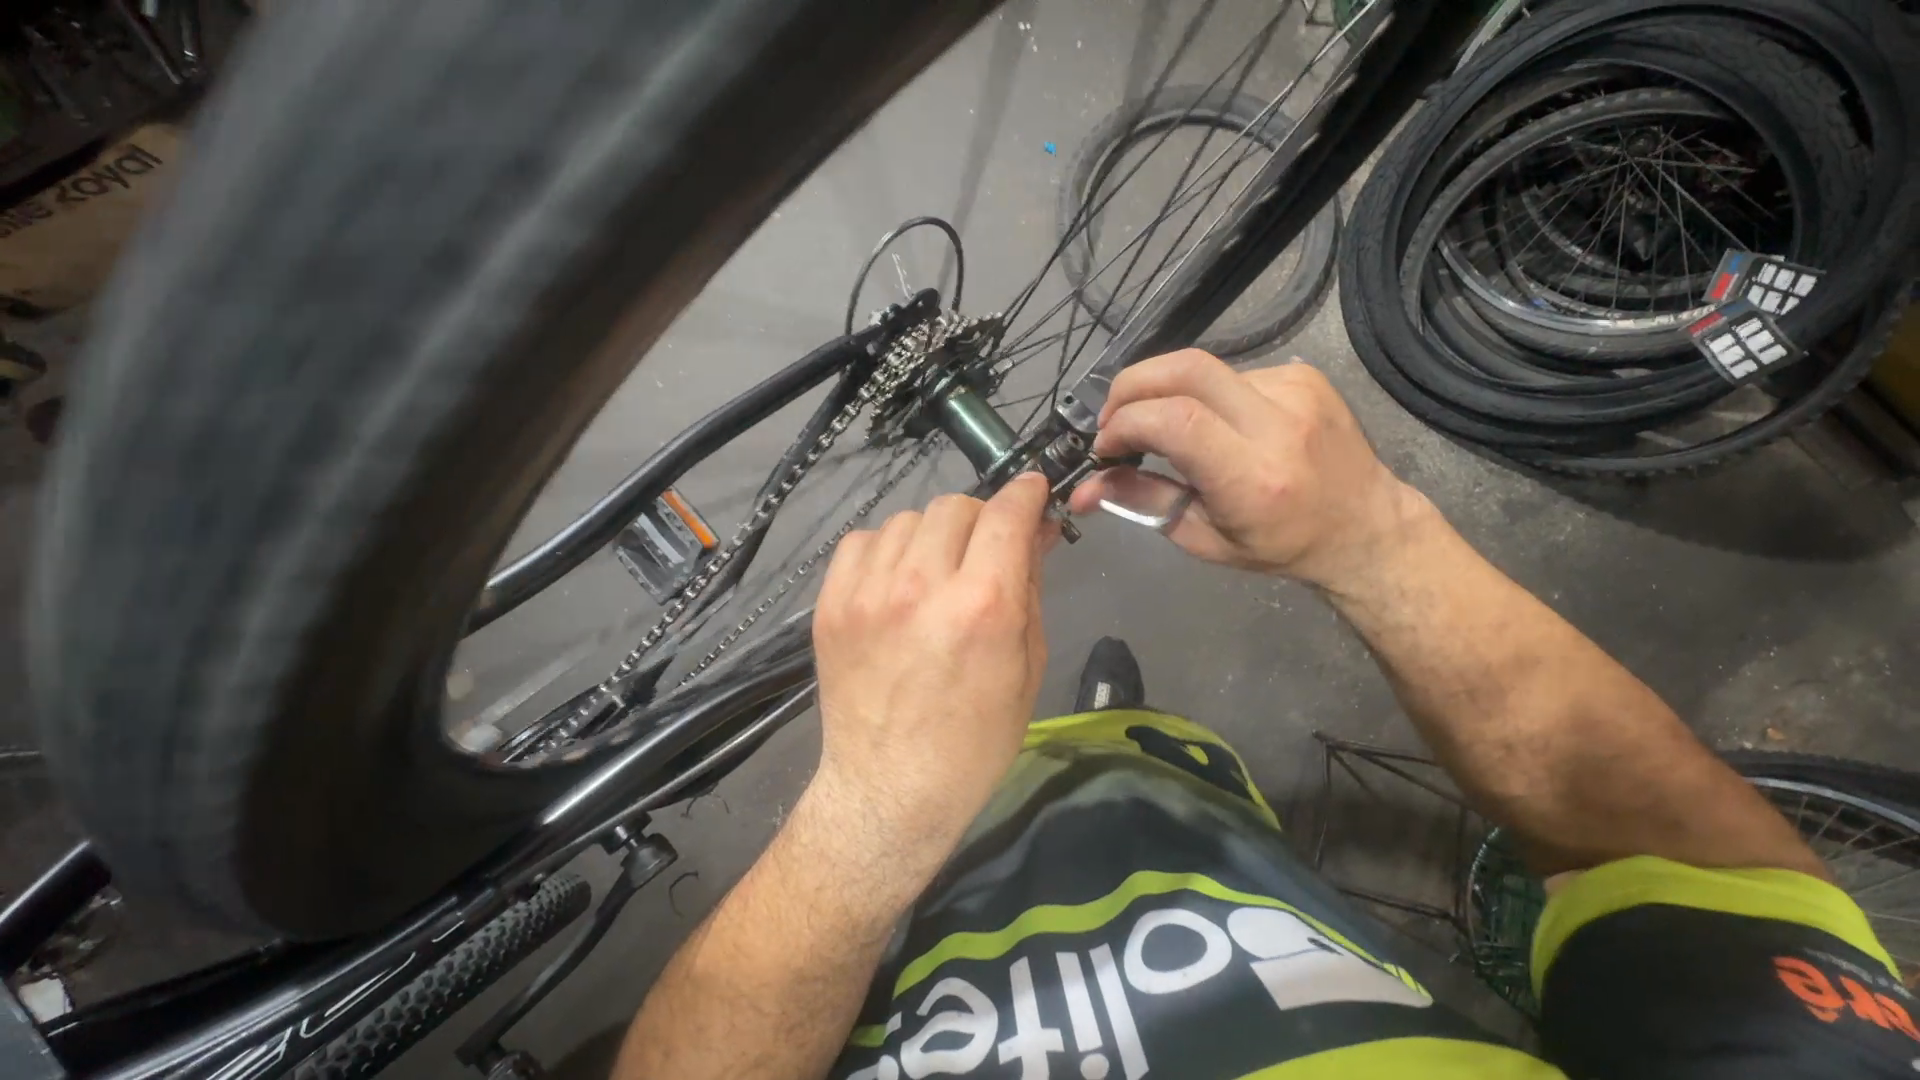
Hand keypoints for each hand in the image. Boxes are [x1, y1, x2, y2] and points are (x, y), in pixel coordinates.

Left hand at [808, 473, 1053, 855]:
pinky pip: (862, 542)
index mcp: (983, 605)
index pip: (1006, 512)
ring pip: (907, 519)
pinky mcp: (830, 605)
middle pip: (954, 506)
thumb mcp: (1027, 665)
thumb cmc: (976, 741)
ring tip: (936, 574)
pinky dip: (886, 551)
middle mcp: (923, 585)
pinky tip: (896, 584)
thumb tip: (1035, 532)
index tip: (1033, 492)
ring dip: (932, 537)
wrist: (891, 789)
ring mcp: (868, 593)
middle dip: (981, 520)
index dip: (1026, 492)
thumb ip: (1030, 587)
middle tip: (984, 553)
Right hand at [1066, 349, 1426, 589]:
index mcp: (1253, 478)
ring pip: (1204, 369)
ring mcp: (1297, 390)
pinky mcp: (1304, 374)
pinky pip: (1232, 373)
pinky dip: (1206, 396)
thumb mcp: (1204, 538)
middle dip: (1131, 385)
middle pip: (1185, 367)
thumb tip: (1080, 490)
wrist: (1364, 526)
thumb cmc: (1279, 545)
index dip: (1124, 423)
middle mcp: (1278, 425)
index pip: (1174, 421)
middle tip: (1114, 417)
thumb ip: (1141, 503)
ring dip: (1168, 394)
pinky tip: (1218, 425)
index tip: (1106, 447)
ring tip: (1170, 431)